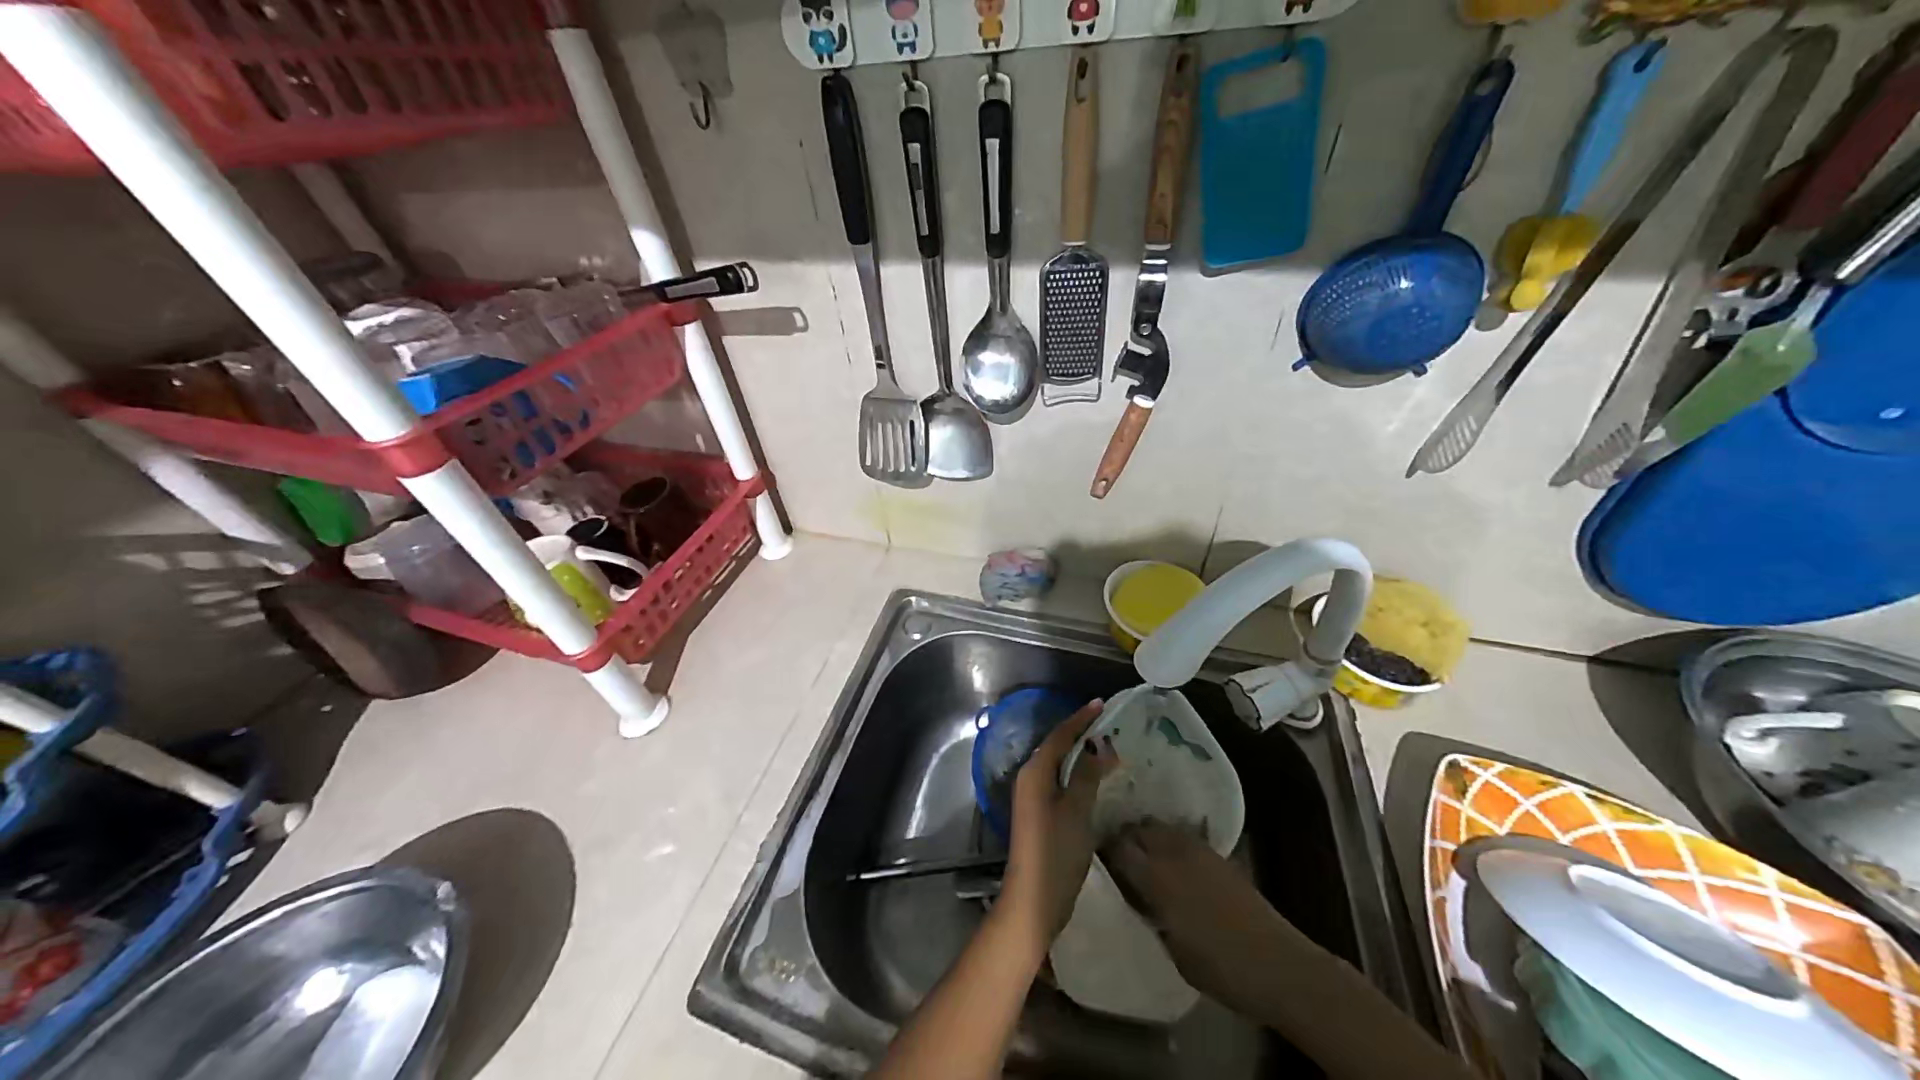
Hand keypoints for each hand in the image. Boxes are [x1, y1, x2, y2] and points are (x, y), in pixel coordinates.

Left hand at [999, 700, 1115, 943]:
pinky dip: (1078, 775)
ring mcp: (1033, 799)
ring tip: (1107, 747)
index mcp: (1035, 773)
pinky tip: (1095, 780)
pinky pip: (1060, 783)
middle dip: (1081, 734)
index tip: (1101, 704)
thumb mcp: (1077, 810)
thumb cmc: (1056, 852)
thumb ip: (1088, 774)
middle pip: (1057, 747)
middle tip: (1109, 724)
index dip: (1080, 720)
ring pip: (1059, 766)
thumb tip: (1101, 745)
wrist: (1034, 900)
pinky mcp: (1040, 816)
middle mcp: (1029, 780)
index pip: (1060, 736)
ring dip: (1080, 755)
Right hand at [1102, 821, 1290, 1015]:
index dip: (1104, 852)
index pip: (1118, 847)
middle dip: (1125, 838)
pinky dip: (1172, 842)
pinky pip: (1185, 837)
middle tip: (1117, 858)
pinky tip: (1174, 862)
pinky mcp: (1220, 856)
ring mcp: (1200, 851)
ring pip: (1162, 828)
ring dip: (1149, 836)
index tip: (1097, 862)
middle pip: (1139, 830)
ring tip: (1144, 856)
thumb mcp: (1170, 948)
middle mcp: (1174, 853)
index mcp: (1156, 877)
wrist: (1279, 965)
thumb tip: (1138, 898)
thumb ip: (1149, 913)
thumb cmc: (1220, 968)